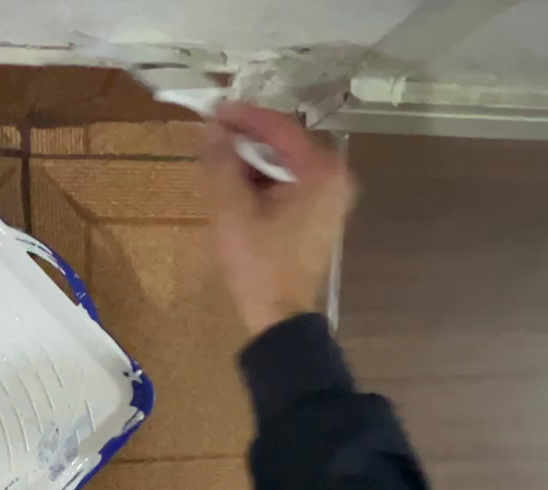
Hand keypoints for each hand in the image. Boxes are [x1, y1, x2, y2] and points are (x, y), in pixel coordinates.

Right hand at [201, 102, 356, 335]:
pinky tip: (240, 189)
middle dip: (249, 140)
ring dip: (255, 163)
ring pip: (287, 166)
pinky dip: (266, 183)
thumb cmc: (258, 266)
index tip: (214, 112)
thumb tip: (212, 128)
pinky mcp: (320, 219)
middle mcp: (336, 178)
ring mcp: (332, 200)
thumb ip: (222, 164)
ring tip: (221, 163)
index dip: (244, 117)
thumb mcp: (232, 212)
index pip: (281, 128)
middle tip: (215, 137)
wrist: (279, 319)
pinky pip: (291, 187)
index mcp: (322, 171)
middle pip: (286, 145)